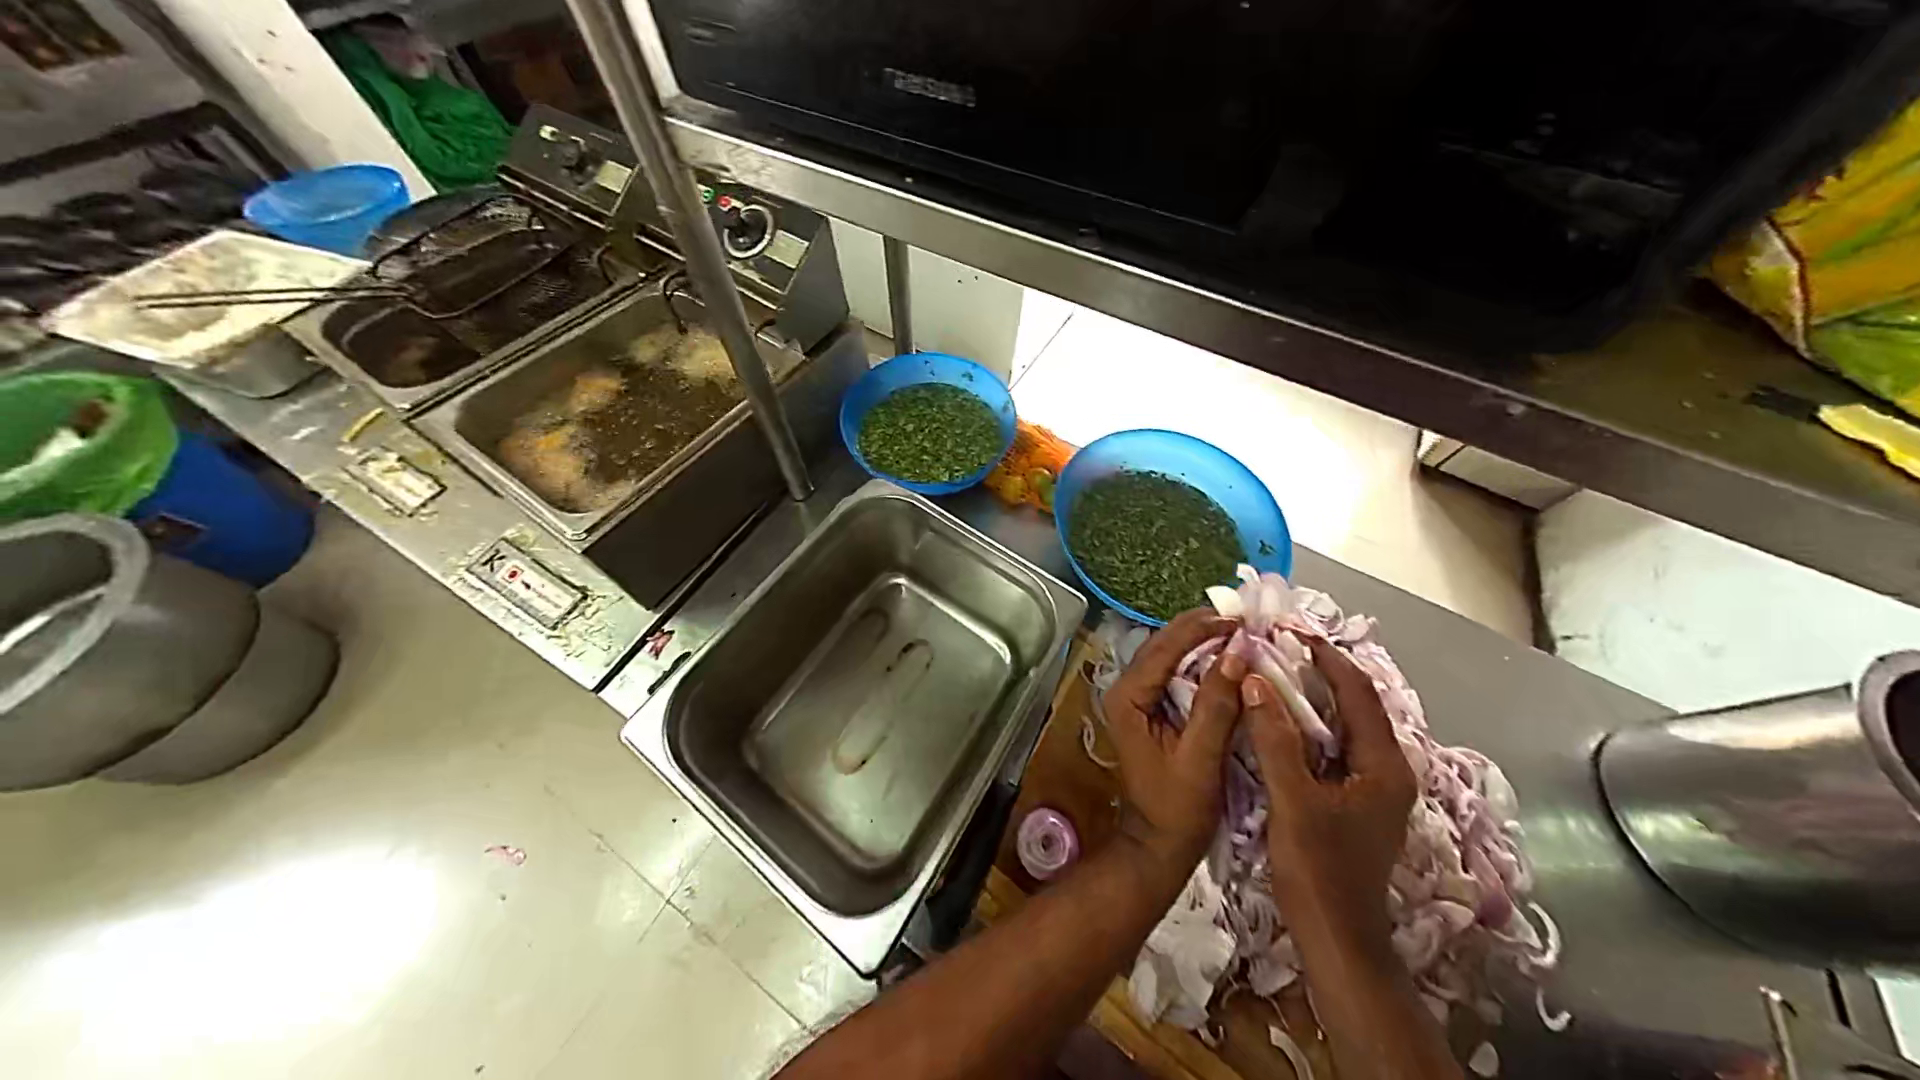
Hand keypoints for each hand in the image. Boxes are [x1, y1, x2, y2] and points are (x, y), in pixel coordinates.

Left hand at [1101, 609, 1244, 887]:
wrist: (1159, 843)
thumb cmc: (1178, 808)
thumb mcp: (1201, 758)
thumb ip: (1216, 706)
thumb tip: (1237, 654)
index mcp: (1127, 697)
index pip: (1163, 648)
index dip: (1201, 629)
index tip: (1240, 619)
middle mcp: (1126, 689)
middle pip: (1163, 644)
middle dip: (1202, 628)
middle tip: (1245, 618)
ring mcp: (1137, 697)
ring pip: (1170, 655)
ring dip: (1203, 641)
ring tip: (1241, 631)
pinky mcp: (1152, 707)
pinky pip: (1176, 672)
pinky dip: (1201, 661)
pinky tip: (1228, 658)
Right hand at [1245, 635, 1415, 947]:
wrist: (1335, 937)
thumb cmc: (1318, 868)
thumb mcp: (1293, 799)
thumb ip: (1275, 738)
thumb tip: (1254, 680)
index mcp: (1384, 765)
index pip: (1359, 694)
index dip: (1327, 659)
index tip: (1291, 633)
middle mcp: (1387, 770)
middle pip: (1354, 706)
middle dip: (1318, 674)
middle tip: (1276, 648)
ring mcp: (1371, 787)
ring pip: (1341, 727)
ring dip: (1310, 699)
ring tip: (1271, 674)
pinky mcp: (1353, 800)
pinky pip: (1331, 748)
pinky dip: (1306, 727)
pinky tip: (1275, 720)